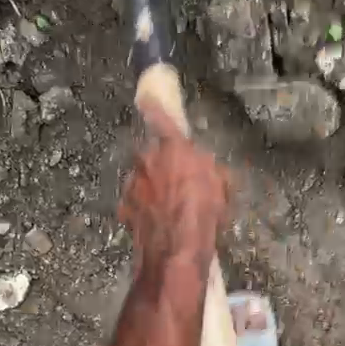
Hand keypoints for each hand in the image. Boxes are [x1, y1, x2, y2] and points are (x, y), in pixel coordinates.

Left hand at [118, 101, 229, 263]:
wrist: (175, 249)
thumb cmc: (202, 212)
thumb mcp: (219, 184)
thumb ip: (206, 166)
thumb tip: (200, 163)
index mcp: (171, 148)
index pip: (160, 118)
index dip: (154, 105)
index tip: (147, 96)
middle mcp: (146, 160)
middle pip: (152, 155)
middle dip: (163, 165)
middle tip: (181, 182)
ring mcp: (131, 184)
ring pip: (144, 179)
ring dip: (154, 188)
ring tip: (173, 209)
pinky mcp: (124, 207)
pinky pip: (137, 201)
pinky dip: (146, 208)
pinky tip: (160, 222)